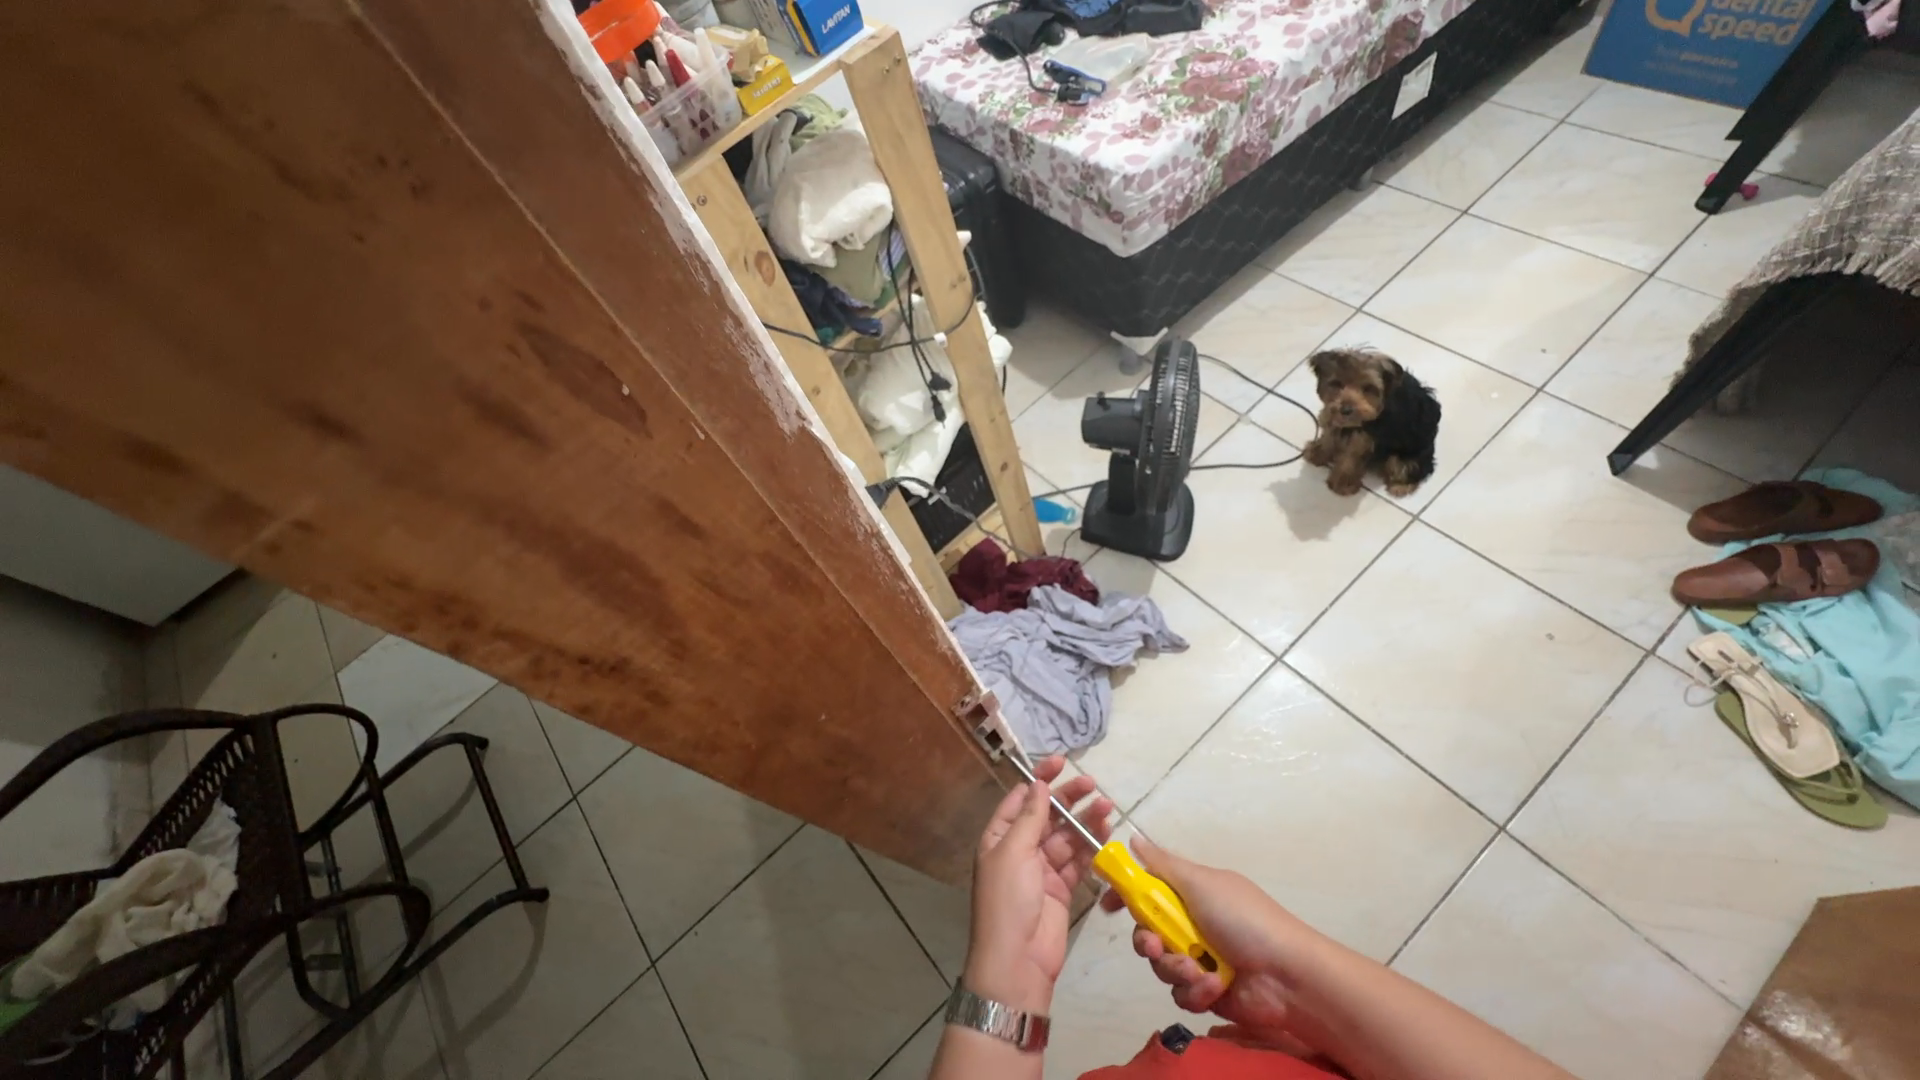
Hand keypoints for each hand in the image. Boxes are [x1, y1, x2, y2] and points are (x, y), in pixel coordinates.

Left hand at [965, 756, 1112, 1014]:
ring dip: (1085, 821)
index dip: (1040, 779)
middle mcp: (1019, 849)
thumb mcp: (1014, 852)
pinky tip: (1106, 832)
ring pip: (1066, 836)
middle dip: (1068, 798)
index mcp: (999, 837)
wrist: (1017, 961)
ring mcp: (1041, 869)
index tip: (1061, 762)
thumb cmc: (1007, 900)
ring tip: (1108, 806)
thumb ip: (1030, 818)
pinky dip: (1091, 846)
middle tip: (1092, 784)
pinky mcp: (1061, 888)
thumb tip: (1038, 785)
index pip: (1021, 799)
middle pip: (1047, 815)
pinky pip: (1078, 860)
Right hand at [1101, 837, 1319, 1042]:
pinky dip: (1194, 990)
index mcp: (1191, 892)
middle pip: (1147, 930)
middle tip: (1157, 945)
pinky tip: (1213, 987)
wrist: (1287, 977)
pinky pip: (1179, 992)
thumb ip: (1162, 865)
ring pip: (1160, 964)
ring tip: (1197, 971)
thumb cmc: (1243, 919)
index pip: (1148, 888)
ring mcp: (1199, 957)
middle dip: (1149, 940)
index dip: (1125, 896)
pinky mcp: (1206, 990)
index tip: (1108, 906)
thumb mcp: (1200, 883)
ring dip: (1175, 967)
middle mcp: (1191, 922)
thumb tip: (1133, 838)